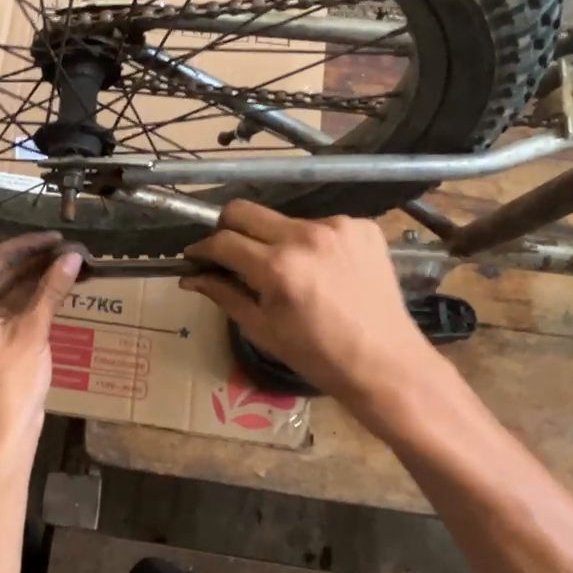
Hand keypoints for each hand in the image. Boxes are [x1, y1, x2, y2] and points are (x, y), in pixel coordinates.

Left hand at [0, 232, 83, 433]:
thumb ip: (51, 290)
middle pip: (3, 270)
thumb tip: (73, 257)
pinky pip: (15, 305)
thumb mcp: (32, 331)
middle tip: (71, 248)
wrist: (4, 429)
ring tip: (74, 262)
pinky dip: (37, 296)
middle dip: (37, 260)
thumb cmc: (10, 383)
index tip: (57, 237)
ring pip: (11, 287)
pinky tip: (64, 284)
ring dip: (40, 276)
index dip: (29, 245)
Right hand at [180, 201, 440, 413]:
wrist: (383, 362)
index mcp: (277, 267)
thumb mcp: (260, 328)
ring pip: (283, 220)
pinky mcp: (363, 227)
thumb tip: (190, 277)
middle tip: (227, 252)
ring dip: (272, 239)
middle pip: (244, 211)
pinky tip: (319, 269)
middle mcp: (306, 236)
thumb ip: (224, 294)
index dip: (201, 248)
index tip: (194, 257)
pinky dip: (309, 243)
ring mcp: (338, 227)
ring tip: (284, 270)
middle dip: (227, 229)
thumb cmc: (315, 354)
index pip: (222, 241)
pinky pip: (319, 226)